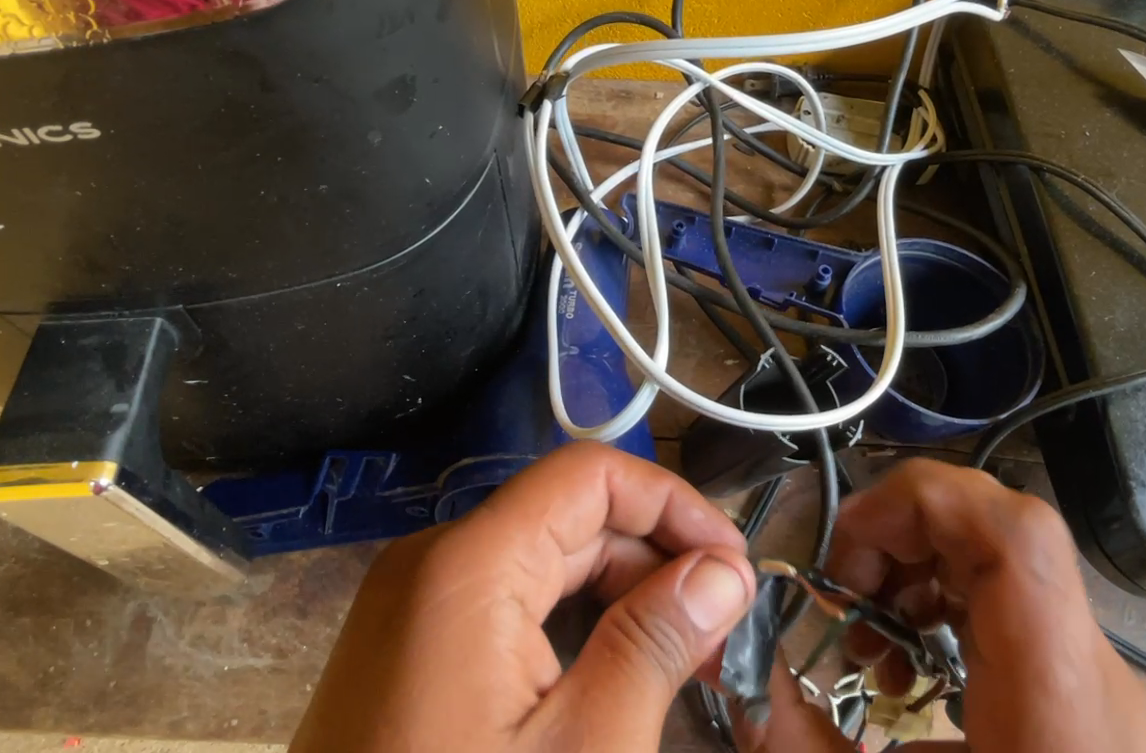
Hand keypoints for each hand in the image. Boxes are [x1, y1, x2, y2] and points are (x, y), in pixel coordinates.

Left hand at [289, 442, 757, 752]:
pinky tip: (615, 669)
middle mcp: (435, 560)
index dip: (671, 503)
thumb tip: (723, 573)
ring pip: (543, 558)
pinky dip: (571, 621)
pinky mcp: (412, 642)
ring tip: (684, 654)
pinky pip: (508, 601)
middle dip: (654, 556)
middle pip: (569, 515)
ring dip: (620, 592)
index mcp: (470, 563)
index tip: (733, 564)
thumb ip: (652, 647)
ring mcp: (416, 600)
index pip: (589, 476)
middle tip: (721, 629)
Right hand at [742, 458, 1145, 752]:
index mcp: (1052, 697)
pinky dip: (942, 603)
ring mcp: (1093, 681)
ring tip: (869, 633)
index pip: (1017, 534)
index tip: (850, 549)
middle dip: (901, 534)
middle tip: (847, 591)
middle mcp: (1087, 673)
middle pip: (1003, 527)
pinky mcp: (1081, 695)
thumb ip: (793, 735)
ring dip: (918, 565)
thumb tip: (732, 659)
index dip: (923, 505)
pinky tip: (906, 667)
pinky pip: (1011, 602)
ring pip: (1005, 555)